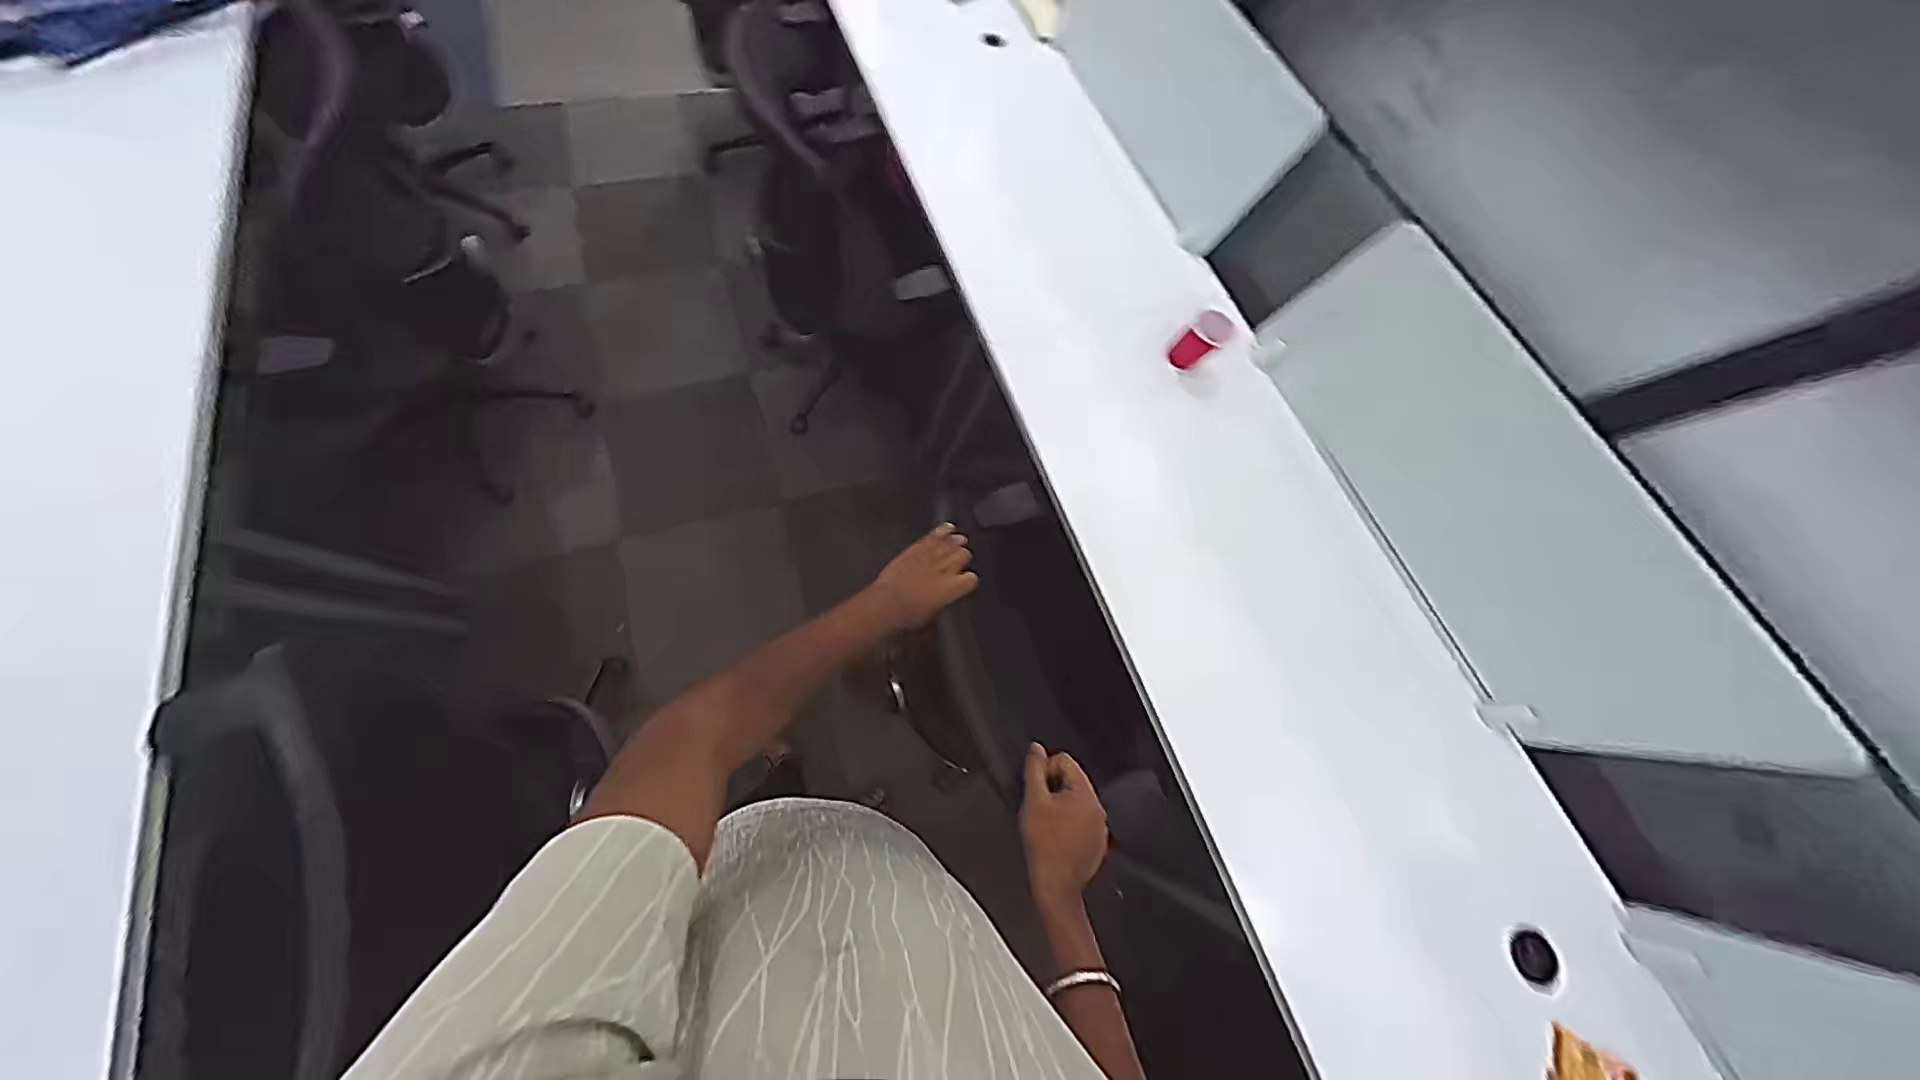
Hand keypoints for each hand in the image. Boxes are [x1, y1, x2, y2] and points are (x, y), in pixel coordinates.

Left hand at [866, 523, 977, 630]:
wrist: (886, 602)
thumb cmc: (907, 613)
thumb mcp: (932, 612)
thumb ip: (943, 598)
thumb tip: (944, 595)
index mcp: (952, 587)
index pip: (971, 579)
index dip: (968, 580)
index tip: (965, 581)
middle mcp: (945, 569)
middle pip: (963, 555)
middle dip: (962, 557)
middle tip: (960, 560)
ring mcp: (931, 557)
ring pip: (951, 544)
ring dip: (956, 542)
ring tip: (960, 540)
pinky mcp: (917, 549)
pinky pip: (934, 536)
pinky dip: (942, 531)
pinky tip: (948, 527)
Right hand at [1020, 743, 1108, 911]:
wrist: (1056, 886)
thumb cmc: (1044, 847)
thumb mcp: (1033, 801)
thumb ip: (1034, 769)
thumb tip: (1036, 749)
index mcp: (1085, 794)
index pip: (1065, 761)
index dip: (1045, 770)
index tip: (1037, 790)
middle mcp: (1097, 808)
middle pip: (1071, 780)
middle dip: (1053, 788)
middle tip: (1040, 808)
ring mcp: (1099, 826)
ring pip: (1075, 801)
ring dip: (1060, 806)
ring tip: (1047, 824)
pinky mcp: (1097, 842)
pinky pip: (1081, 820)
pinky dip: (1068, 823)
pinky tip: (1056, 837)